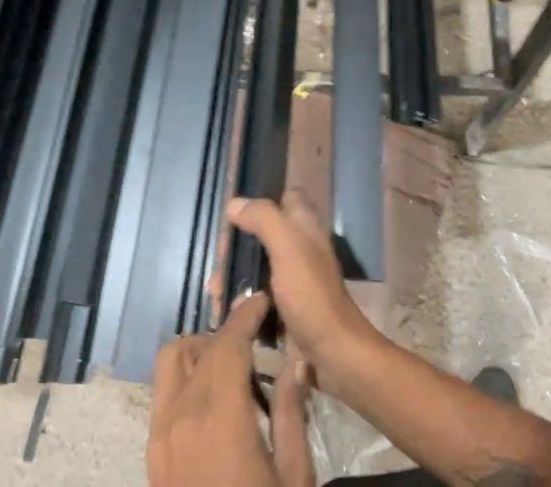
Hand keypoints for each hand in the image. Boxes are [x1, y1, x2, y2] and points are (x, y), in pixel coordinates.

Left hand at [149, 293, 313, 486]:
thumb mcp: (292, 475)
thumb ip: (291, 414)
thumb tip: (296, 363)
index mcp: (220, 418)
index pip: (227, 346)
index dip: (244, 316)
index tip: (261, 299)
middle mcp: (181, 415)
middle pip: (198, 348)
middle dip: (228, 332)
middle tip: (256, 334)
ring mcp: (159, 431)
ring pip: (171, 361)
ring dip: (200, 350)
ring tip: (232, 365)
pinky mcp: (151, 448)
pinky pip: (163, 391)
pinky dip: (187, 376)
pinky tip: (213, 396)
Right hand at [226, 192, 381, 385]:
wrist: (335, 352)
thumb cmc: (311, 296)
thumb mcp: (288, 248)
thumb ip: (263, 219)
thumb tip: (234, 204)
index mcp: (306, 227)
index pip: (286, 197)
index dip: (261, 201)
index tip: (233, 216)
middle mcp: (302, 247)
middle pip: (265, 233)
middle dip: (239, 244)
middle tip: (219, 263)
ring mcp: (296, 277)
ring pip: (260, 264)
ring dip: (237, 273)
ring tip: (216, 291)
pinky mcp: (290, 304)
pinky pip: (261, 292)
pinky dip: (245, 297)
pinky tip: (229, 309)